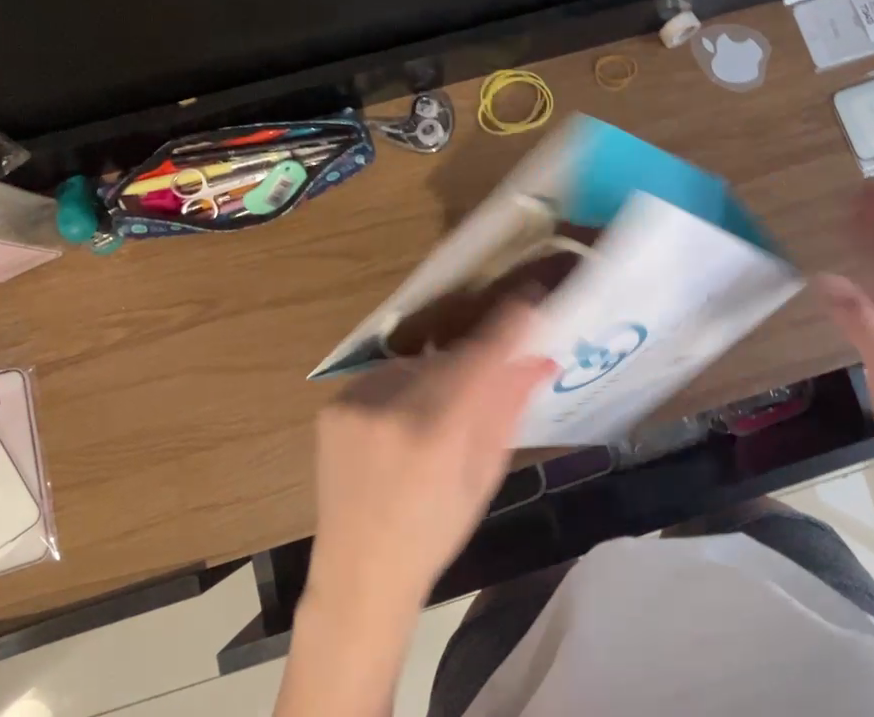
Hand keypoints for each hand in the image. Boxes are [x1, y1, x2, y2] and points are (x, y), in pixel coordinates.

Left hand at [306, 303, 556, 610]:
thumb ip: (508, 408)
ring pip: (418, 366)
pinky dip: (403, 390)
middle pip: (450, 357)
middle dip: (473, 364)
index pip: (482, 356)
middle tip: (483, 387)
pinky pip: (385, 378)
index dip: (509, 325)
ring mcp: (356, 403)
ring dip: (435, 378)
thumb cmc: (436, 531)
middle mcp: (392, 408)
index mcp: (437, 433)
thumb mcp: (485, 474)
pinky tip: (401, 428)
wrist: (359, 572)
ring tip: (434, 422)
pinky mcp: (333, 405)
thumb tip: (540, 357)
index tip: (530, 300)